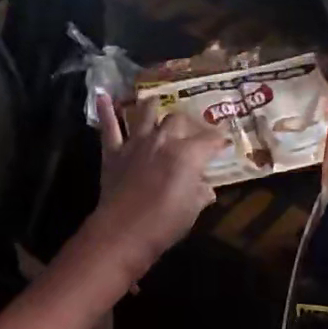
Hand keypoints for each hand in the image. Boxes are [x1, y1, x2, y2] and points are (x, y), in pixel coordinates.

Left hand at [82, 94, 227, 278]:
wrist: (124, 231)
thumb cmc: (164, 224)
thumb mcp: (192, 211)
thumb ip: (200, 194)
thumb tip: (206, 188)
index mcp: (188, 154)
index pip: (210, 140)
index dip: (219, 141)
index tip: (224, 142)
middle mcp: (163, 140)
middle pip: (178, 120)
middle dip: (188, 122)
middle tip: (192, 128)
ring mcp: (136, 143)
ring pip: (145, 114)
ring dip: (152, 105)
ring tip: (155, 99)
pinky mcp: (114, 152)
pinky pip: (109, 127)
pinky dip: (105, 111)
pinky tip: (103, 97)